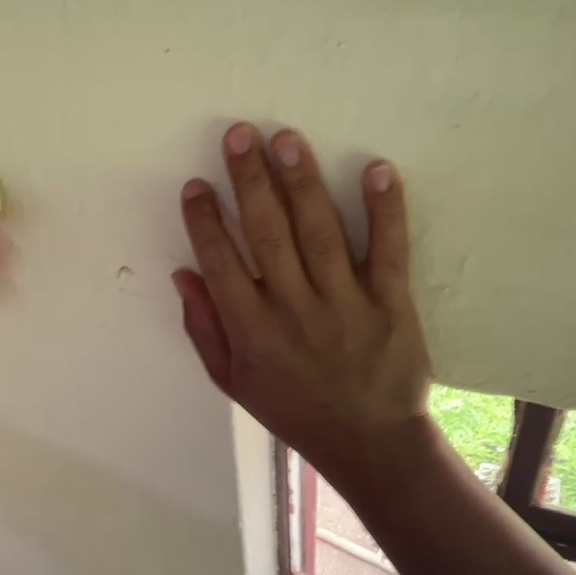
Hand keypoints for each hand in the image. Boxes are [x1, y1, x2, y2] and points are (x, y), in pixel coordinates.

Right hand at [173, 122, 431, 474]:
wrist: (368, 440)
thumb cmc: (293, 409)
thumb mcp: (233, 381)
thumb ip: (205, 328)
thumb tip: (183, 274)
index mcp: (252, 330)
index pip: (221, 262)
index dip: (205, 220)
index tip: (196, 185)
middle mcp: (294, 310)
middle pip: (267, 234)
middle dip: (250, 181)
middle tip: (239, 134)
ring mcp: (345, 303)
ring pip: (320, 232)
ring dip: (301, 182)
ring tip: (286, 138)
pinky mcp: (392, 302)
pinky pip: (388, 249)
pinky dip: (385, 209)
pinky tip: (376, 168)